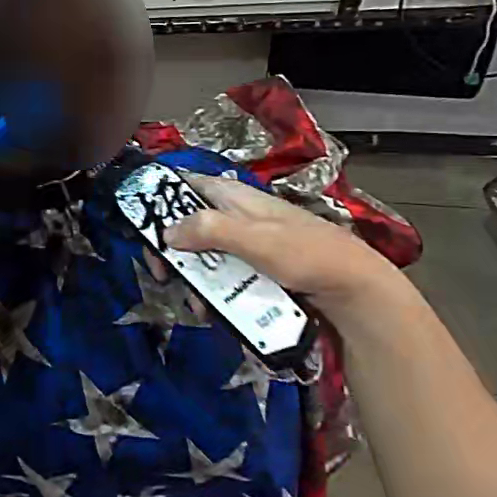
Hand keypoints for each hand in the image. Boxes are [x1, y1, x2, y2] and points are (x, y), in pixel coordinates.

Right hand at [167, 172, 407, 313]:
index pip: (185, 185)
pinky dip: (215, 289)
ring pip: (204, 253)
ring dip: (194, 277)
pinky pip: (223, 273)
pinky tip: (215, 310)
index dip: (161, 202)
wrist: (350, 285)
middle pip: (188, 224)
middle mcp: (234, 213)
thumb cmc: (303, 253)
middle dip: (175, 251)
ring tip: (198, 305)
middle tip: (166, 277)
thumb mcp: (254, 239)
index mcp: (232, 196)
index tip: (145, 231)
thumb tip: (167, 232)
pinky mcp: (255, 265)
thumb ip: (209, 230)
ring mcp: (245, 240)